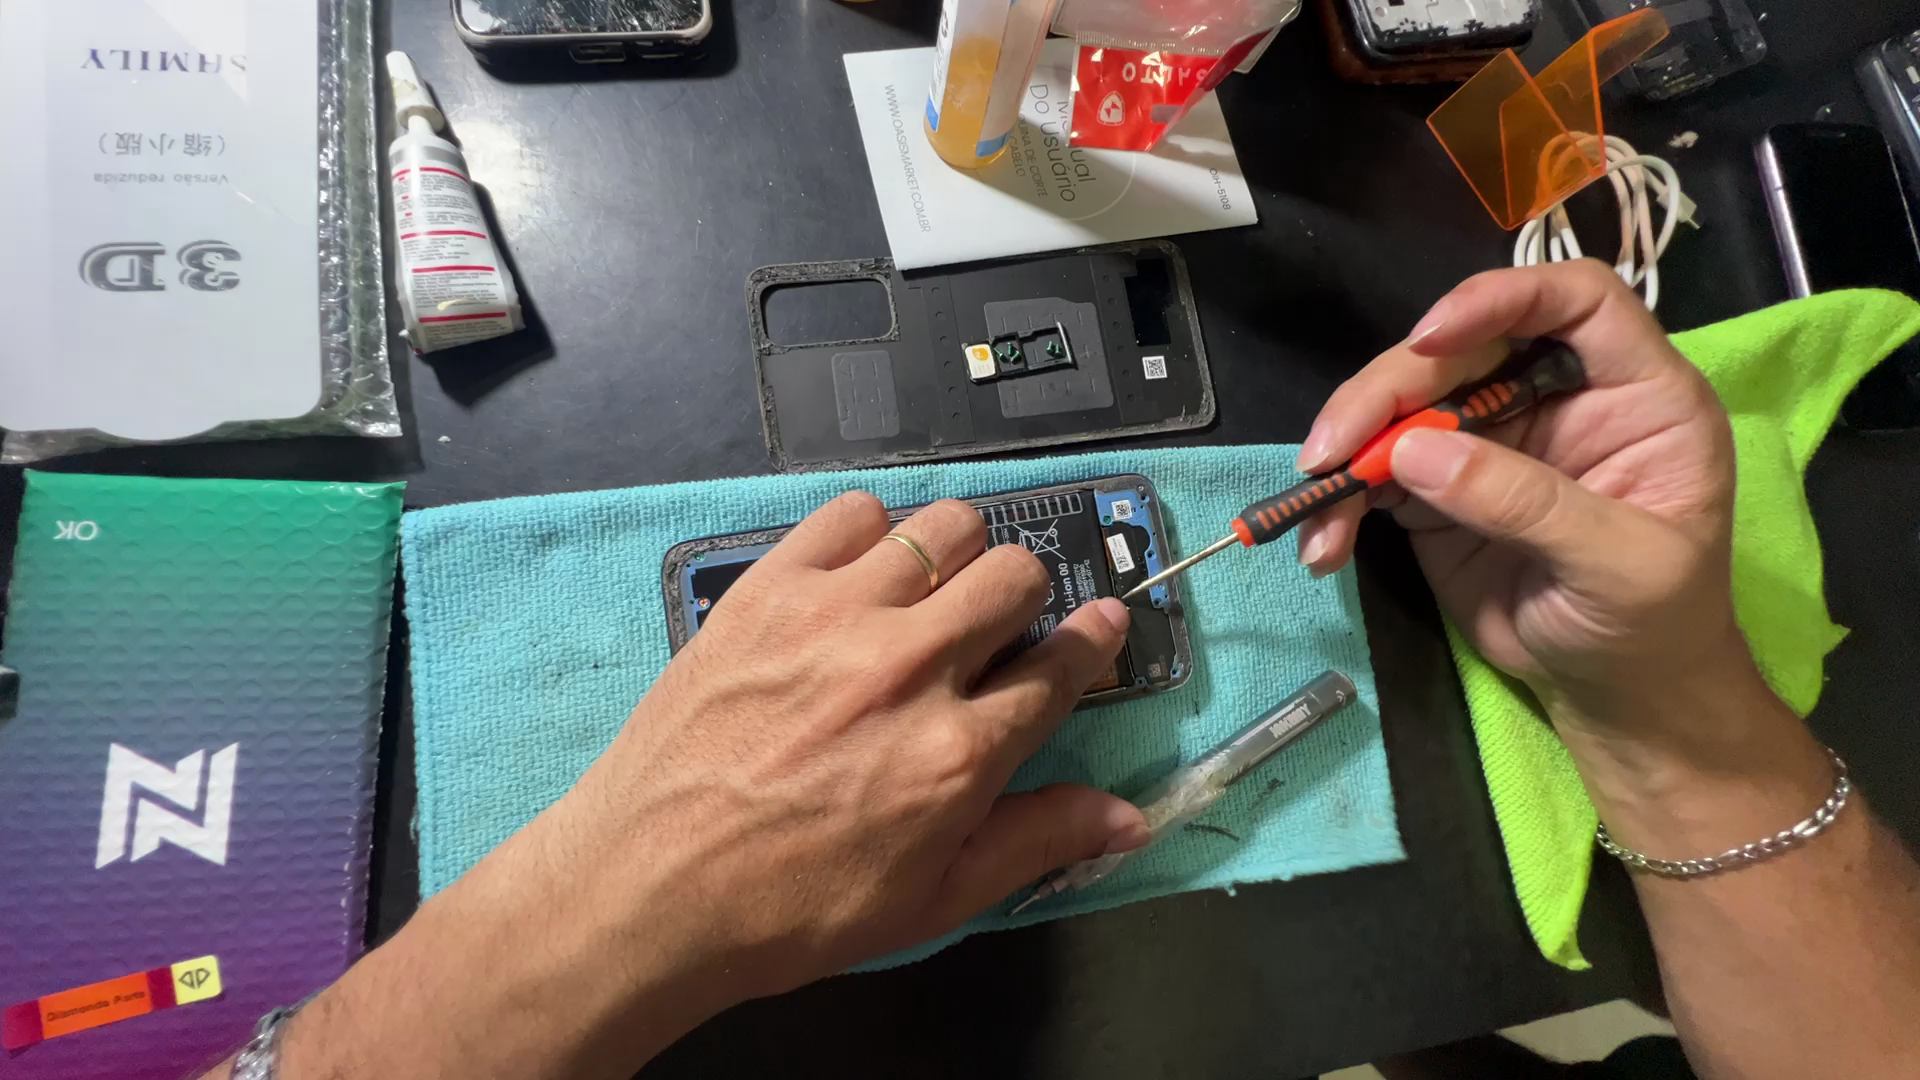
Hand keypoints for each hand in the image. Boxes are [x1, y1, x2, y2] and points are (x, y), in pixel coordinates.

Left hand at [565, 493, 1148, 995]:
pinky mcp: (772, 587)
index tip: (1104, 619)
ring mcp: (837, 617)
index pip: (1061, 667)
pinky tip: (857, 577)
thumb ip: (1037, 842)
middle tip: (992, 625)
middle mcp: (908, 669)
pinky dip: (872, 533)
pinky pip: (853, 512)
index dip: (1095, 638)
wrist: (648, 882)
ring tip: (928, 594)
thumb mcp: (932, 898)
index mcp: (956, 753)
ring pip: (948, 527)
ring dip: (958, 555)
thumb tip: (1128, 818)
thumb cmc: (796, 902)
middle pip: (1014, 576)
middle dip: (1024, 595)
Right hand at [1292, 261, 1753, 750]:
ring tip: (1313, 510)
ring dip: (1341, 458)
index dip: (1498, 301)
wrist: (1607, 684)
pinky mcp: (1425, 492)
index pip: (1568, 302)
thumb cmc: (1652, 620)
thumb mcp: (1619, 563)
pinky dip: (1334, 509)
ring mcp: (1476, 446)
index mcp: (1624, 394)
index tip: (1428, 340)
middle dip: (1377, 400)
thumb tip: (1412, 452)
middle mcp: (1541, 402)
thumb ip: (1524, 501)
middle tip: (1326, 456)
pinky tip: (1323, 549)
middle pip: (1447, 358)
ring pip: (1392, 415)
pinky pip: (1366, 479)